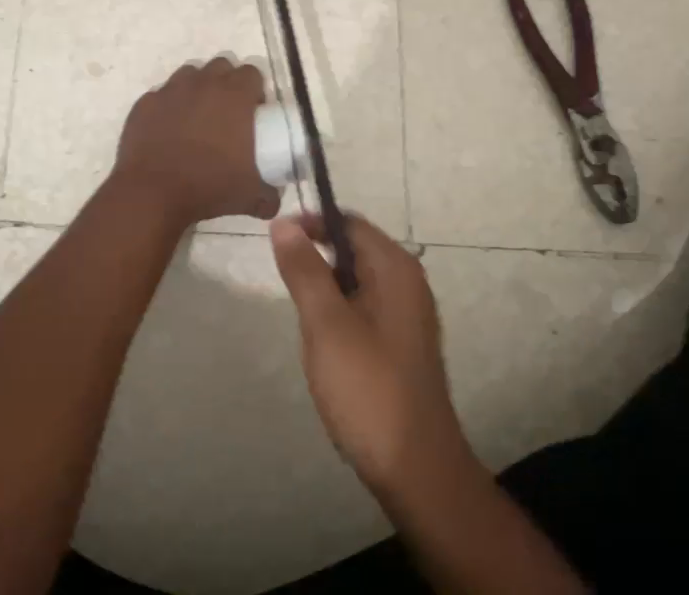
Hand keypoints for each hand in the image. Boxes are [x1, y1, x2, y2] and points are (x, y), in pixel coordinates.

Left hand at [113, 57, 281, 228]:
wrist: (152, 192)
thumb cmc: (208, 186)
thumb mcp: (249, 196)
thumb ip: (268, 196)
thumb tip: (273, 202)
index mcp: (234, 96)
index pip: (252, 73)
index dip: (256, 90)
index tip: (255, 113)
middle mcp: (202, 84)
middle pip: (221, 66)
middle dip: (227, 83)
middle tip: (228, 114)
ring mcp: (170, 90)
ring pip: (189, 75)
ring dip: (198, 89)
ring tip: (198, 118)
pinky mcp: (145, 103)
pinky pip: (162, 95)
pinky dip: (169, 106)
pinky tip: (169, 130)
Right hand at [271, 214, 473, 494]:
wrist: (414, 466)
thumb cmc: (368, 388)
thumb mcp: (326, 324)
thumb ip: (304, 270)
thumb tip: (284, 223)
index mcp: (395, 270)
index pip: (349, 223)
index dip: (311, 223)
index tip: (274, 240)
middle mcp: (408, 284)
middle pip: (353, 249)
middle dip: (316, 258)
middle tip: (283, 283)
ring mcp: (407, 316)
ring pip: (355, 282)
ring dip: (324, 289)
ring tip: (302, 318)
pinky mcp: (400, 345)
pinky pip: (363, 309)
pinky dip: (338, 314)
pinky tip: (323, 345)